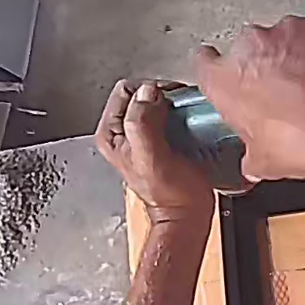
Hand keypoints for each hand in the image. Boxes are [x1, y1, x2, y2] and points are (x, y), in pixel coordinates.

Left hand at [95, 79, 212, 224]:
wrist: (187, 214)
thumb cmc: (169, 195)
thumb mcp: (152, 158)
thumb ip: (143, 124)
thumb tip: (147, 92)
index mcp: (111, 134)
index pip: (127, 90)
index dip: (150, 91)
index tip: (170, 102)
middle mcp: (125, 132)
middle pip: (144, 93)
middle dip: (165, 96)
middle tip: (182, 110)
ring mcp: (145, 135)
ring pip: (159, 101)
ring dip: (177, 104)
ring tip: (189, 116)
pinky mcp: (163, 139)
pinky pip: (172, 114)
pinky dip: (184, 113)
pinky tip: (192, 123)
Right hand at [196, 15, 304, 180]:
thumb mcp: (266, 163)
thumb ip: (251, 156)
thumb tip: (254, 161)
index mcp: (226, 80)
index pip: (204, 66)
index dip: (216, 74)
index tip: (224, 79)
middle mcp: (251, 47)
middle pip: (249, 53)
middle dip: (263, 70)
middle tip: (282, 97)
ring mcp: (287, 31)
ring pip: (284, 41)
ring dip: (295, 59)